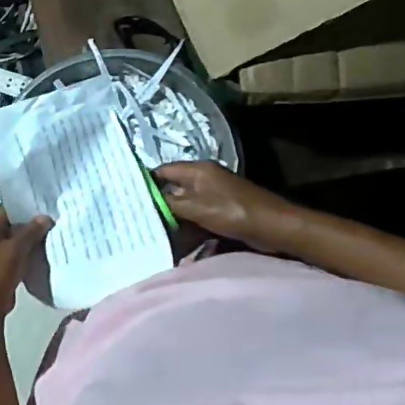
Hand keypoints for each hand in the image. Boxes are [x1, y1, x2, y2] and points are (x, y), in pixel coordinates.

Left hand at [0, 208, 51, 324]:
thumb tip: (45, 216)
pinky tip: (45, 253)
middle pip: (13, 224)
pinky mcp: (0, 265)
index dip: (28, 209)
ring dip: (32, 240)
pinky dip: (29, 253)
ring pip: (17, 240)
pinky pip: (17, 254)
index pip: (9, 209)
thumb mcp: (16, 248)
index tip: (49, 209)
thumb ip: (31, 231)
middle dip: (33, 225)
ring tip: (54, 236)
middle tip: (55, 223)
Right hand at [154, 161, 301, 249]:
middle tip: (140, 217)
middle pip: (173, 186)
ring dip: (174, 215)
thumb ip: (169, 202)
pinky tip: (178, 235)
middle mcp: (204, 176)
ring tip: (156, 229)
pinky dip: (188, 222)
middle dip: (159, 202)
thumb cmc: (232, 212)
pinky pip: (197, 212)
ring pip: (185, 202)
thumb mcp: (195, 207)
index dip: (147, 183)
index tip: (130, 198)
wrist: (273, 226)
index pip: (163, 170)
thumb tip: (148, 199)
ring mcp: (214, 192)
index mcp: (197, 170)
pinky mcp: (221, 207)